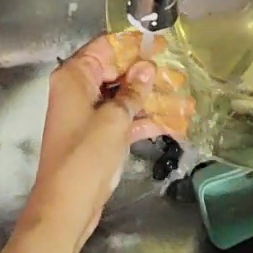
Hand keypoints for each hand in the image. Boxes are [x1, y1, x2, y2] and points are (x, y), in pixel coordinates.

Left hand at [19, 34, 173, 248]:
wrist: (67, 208)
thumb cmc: (86, 156)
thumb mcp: (114, 119)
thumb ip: (133, 90)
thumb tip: (147, 67)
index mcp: (75, 75)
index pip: (106, 47)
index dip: (135, 45)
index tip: (163, 45)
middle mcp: (79, 89)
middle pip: (117, 71)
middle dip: (148, 75)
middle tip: (179, 75)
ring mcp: (89, 113)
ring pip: (124, 96)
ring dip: (152, 99)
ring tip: (185, 100)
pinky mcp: (98, 135)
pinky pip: (123, 118)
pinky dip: (145, 120)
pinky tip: (174, 122)